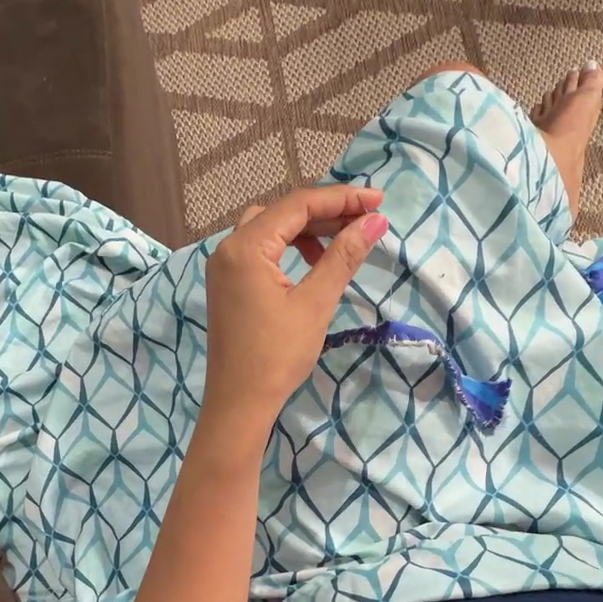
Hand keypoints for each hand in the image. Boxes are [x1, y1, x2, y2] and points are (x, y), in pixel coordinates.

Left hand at [201, 186, 387, 435]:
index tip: (378, 201)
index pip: (298, 205)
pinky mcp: (227, 285)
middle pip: (282, 212)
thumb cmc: (277, 356)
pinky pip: (260, 251)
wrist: (239, 403)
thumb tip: (375, 221)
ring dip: (307, 230)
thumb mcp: (315, 303)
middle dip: (326, 212)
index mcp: (246, 247)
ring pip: (270, 229)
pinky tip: (312, 265)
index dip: (341, 198)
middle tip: (366, 220)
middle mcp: (228, 248)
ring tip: (342, 243)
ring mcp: (224, 267)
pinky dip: (288, 249)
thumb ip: (343, 256)